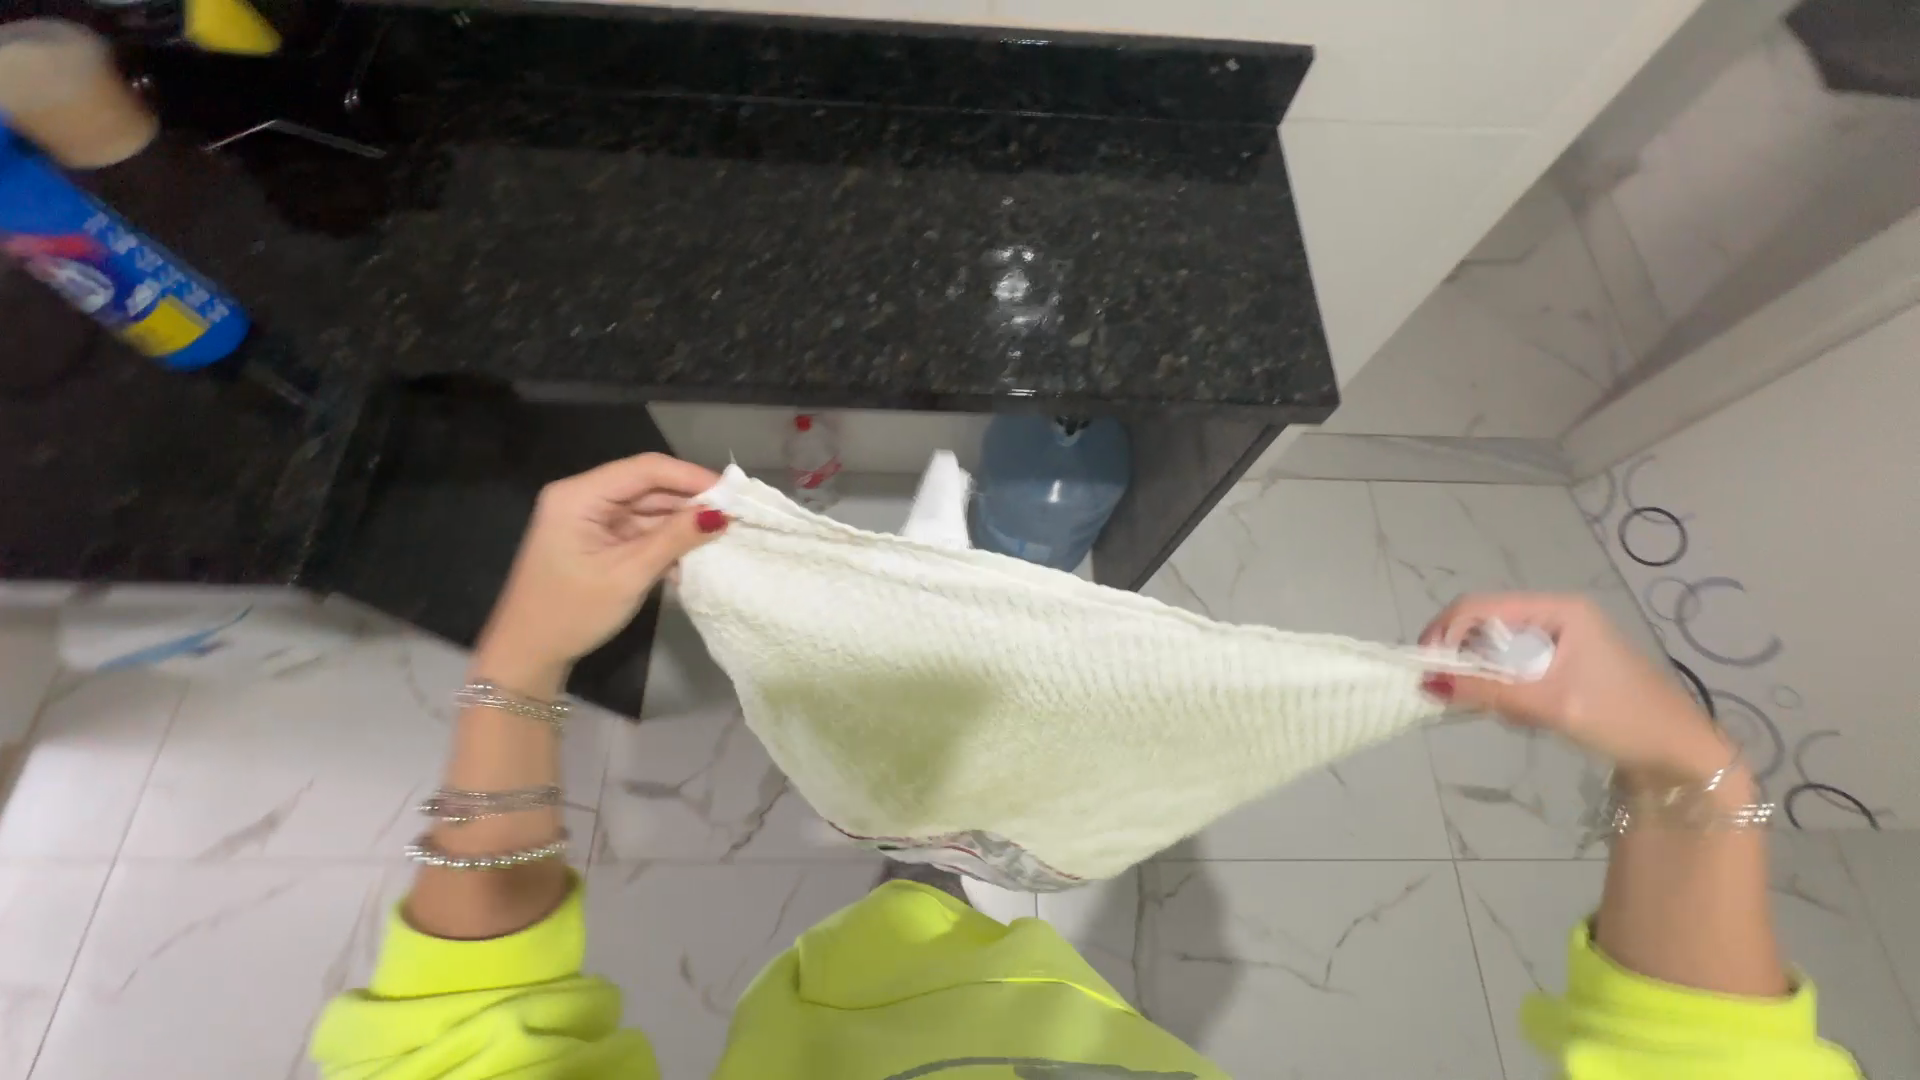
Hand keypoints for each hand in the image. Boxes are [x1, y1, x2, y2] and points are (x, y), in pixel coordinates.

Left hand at [472, 454, 725, 692]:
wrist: (527, 655)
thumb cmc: (572, 612)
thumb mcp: (628, 575)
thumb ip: (674, 539)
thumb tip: (721, 514)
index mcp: (579, 495)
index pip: (646, 469)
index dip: (692, 477)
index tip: (734, 494)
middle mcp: (584, 497)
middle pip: (649, 486)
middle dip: (692, 500)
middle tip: (738, 515)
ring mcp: (592, 519)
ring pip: (650, 508)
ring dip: (684, 523)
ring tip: (726, 534)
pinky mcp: (599, 539)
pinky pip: (642, 529)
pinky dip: (668, 540)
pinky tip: (696, 553)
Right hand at [1419, 593, 1732, 784]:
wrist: (1685, 758)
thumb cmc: (1622, 720)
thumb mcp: (1548, 704)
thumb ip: (1485, 691)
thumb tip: (1426, 683)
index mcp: (1559, 609)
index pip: (1479, 606)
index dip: (1444, 631)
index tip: (1427, 667)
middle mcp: (1557, 613)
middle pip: (1484, 623)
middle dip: (1463, 657)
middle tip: (1452, 691)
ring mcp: (1562, 636)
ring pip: (1495, 646)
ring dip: (1485, 676)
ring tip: (1500, 709)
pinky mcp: (1564, 660)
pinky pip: (1513, 662)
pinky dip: (1503, 684)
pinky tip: (1521, 711)